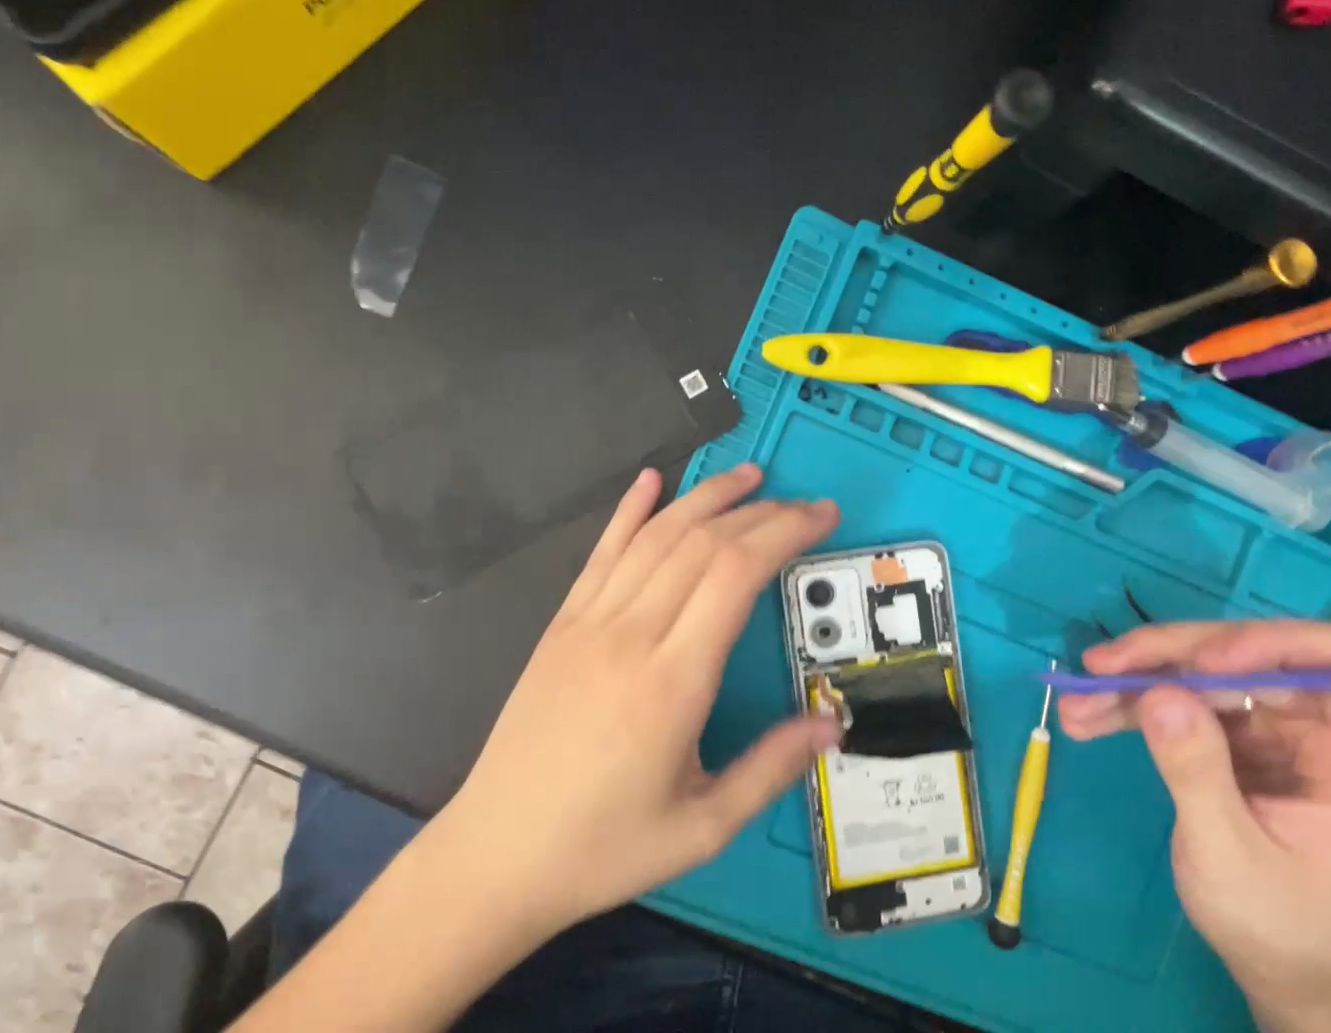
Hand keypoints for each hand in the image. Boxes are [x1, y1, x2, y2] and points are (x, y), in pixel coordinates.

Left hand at [440, 463, 842, 930]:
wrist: (498, 854)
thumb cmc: (604, 847)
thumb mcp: (703, 826)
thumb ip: (771, 768)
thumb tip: (832, 723)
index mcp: (673, 681)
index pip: (735, 573)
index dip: (783, 532)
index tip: (821, 516)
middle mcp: (629, 636)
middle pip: (701, 544)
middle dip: (759, 512)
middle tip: (802, 503)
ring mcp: (587, 624)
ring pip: (653, 537)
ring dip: (704, 498)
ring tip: (747, 477)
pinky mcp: (559, 627)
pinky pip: (600, 553)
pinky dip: (628, 510)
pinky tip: (650, 480)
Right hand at [1057, 620, 1330, 1024]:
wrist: (1277, 966)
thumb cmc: (1275, 923)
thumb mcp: (1228, 856)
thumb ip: (1197, 773)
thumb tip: (1158, 693)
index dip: (1279, 643)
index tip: (1204, 663)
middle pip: (1258, 656)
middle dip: (1174, 655)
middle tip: (1101, 665)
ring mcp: (1285, 732)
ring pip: (1212, 672)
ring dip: (1140, 678)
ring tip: (1078, 696)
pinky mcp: (1244, 739)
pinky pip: (1189, 700)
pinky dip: (1137, 705)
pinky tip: (1088, 718)